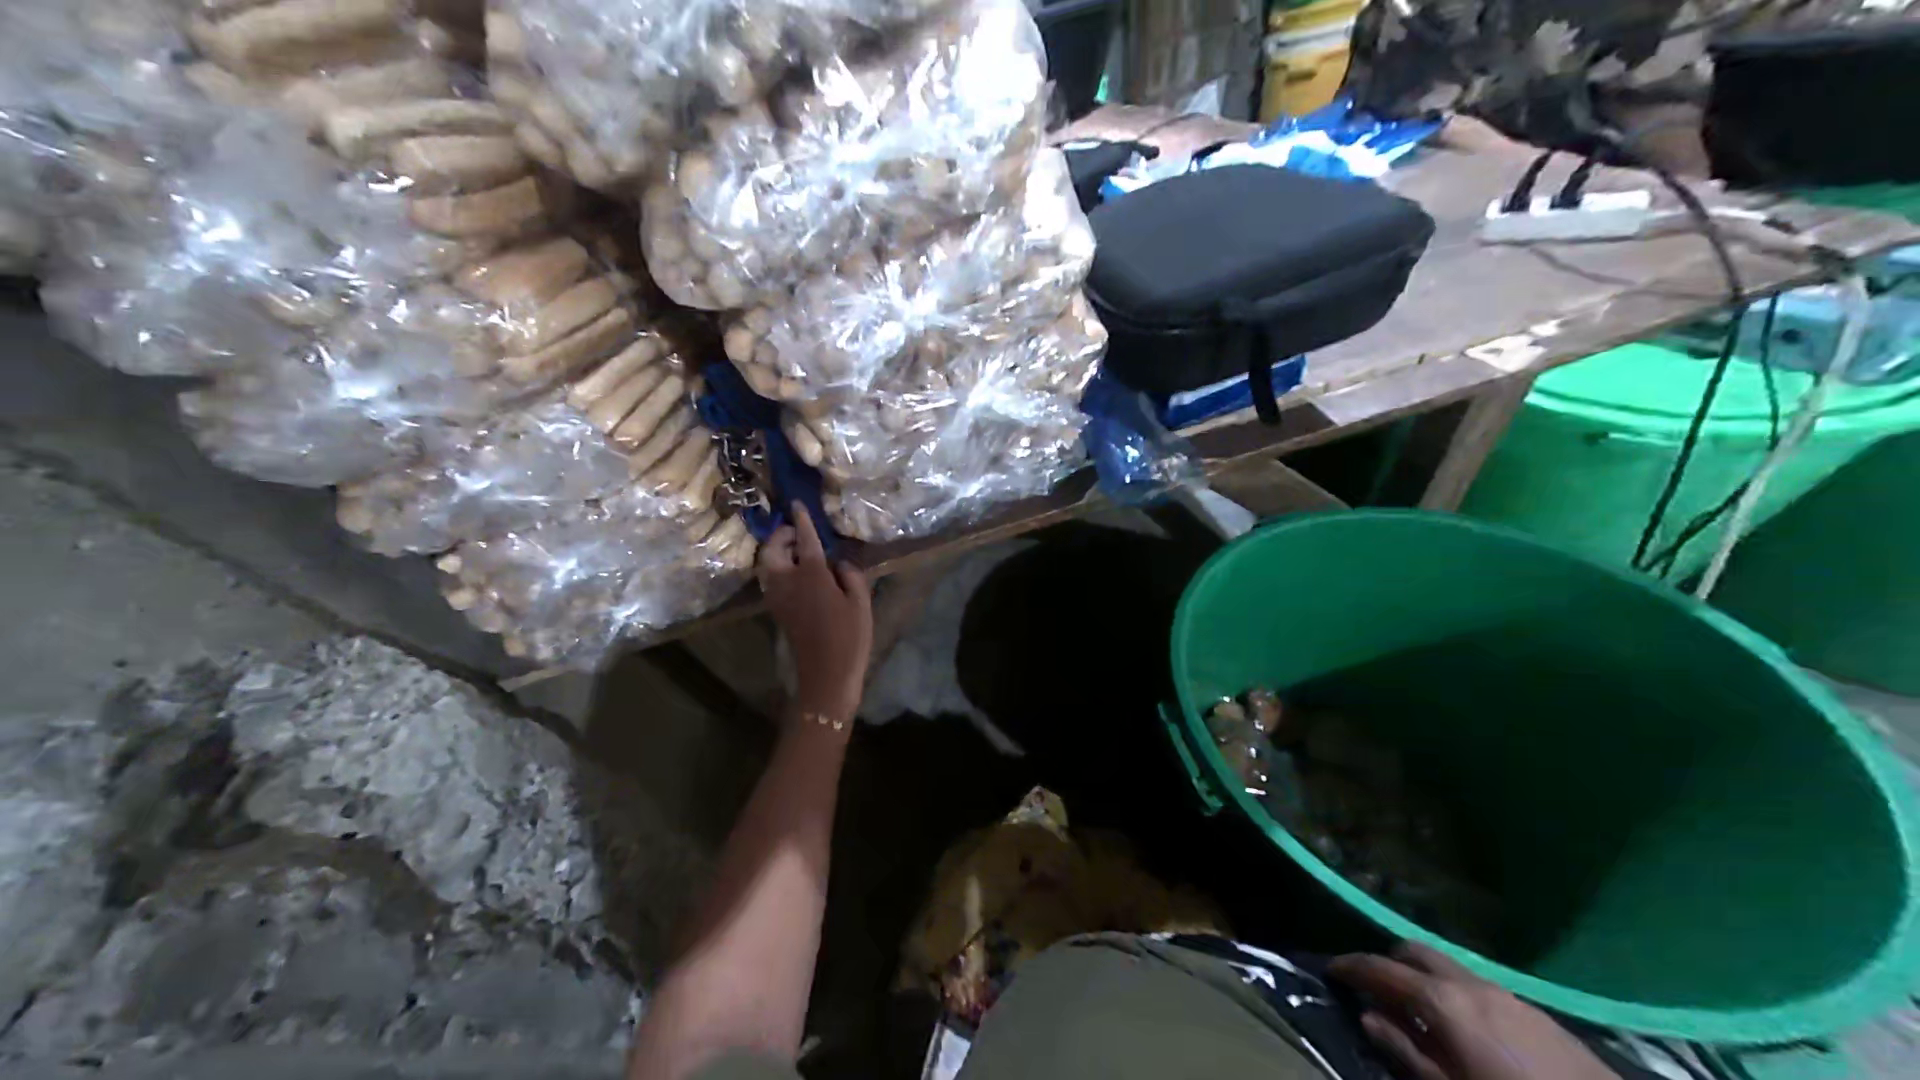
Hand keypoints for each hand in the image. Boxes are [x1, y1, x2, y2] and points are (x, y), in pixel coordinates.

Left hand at [758, 502, 871, 726]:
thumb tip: (838, 562)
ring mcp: (778, 597)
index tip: (797, 504)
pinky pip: (770, 579)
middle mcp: (788, 581)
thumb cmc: (849, 638)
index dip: (801, 520)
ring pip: (767, 564)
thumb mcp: (860, 602)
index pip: (804, 539)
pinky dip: (778, 567)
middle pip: (772, 549)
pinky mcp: (777, 609)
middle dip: (781, 535)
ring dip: (777, 551)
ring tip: (797, 551)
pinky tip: (797, 572)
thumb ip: (850, 575)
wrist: (825, 675)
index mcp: (811, 575)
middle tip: (798, 533)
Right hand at [1329, 943, 1618, 1079]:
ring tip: (1418, 1009)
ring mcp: (1505, 993)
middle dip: (1388, 961)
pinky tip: (1464, 1027)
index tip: (1331, 970)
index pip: (1379, 968)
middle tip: (1374, 988)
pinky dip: (1455, 991)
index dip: (1350, 966)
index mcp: (1440, 1001)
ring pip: (1448, 965)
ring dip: (1423, 975)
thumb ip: (1405, 1052)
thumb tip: (1369, 1017)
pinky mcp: (1535, 1010)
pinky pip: (1477, 985)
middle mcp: (1467, 983)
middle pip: (1414, 951)